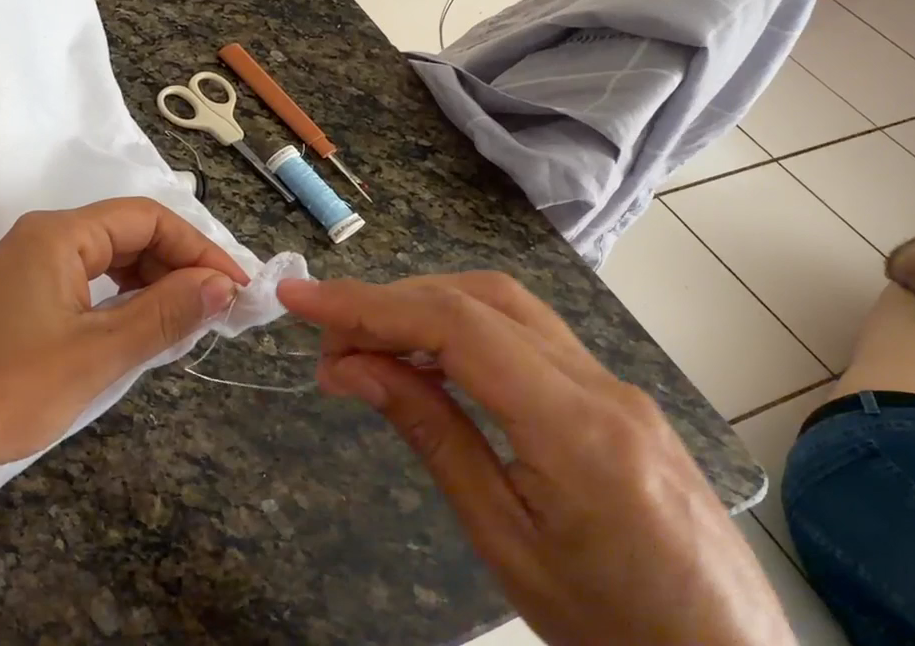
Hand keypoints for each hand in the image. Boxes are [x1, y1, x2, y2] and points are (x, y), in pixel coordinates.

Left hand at [0, 198, 246, 478]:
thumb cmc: (6, 388)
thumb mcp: (96, 354)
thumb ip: (163, 314)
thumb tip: (221, 284)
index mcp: (56, 236)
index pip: (146, 219)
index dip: (198, 249)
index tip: (237, 291)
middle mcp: (38, 239)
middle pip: (125, 234)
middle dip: (176, 267)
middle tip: (218, 314)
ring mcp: (22, 268)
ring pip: (104, 261)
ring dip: (149, 287)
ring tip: (186, 327)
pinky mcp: (14, 298)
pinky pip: (80, 285)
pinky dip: (116, 303)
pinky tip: (136, 334)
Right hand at [276, 273, 792, 645]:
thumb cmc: (607, 620)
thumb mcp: (502, 537)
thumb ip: (432, 435)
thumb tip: (351, 367)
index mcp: (575, 428)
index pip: (456, 327)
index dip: (367, 303)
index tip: (297, 301)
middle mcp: (603, 387)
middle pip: (479, 300)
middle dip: (387, 302)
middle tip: (325, 341)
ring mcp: (617, 387)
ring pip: (504, 306)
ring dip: (422, 307)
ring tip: (364, 345)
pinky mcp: (616, 399)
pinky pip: (526, 335)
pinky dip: (459, 328)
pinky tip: (425, 360)